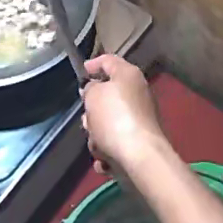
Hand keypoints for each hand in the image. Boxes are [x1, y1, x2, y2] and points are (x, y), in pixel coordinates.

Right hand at [80, 55, 173, 177]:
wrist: (141, 157)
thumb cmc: (114, 118)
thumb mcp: (93, 95)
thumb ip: (90, 87)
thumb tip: (95, 90)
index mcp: (128, 76)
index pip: (108, 61)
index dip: (93, 64)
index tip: (81, 72)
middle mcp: (137, 94)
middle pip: (107, 96)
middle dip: (92, 110)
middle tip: (86, 119)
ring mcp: (140, 120)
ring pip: (109, 123)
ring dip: (97, 135)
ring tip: (97, 145)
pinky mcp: (141, 142)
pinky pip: (116, 143)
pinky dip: (108, 152)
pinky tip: (103, 161)